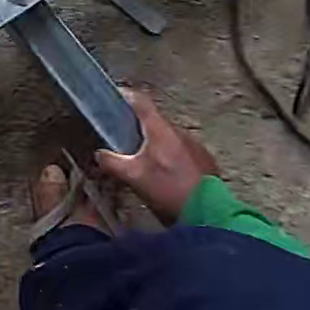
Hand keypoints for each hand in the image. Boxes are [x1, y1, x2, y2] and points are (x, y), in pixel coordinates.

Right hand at [94, 87, 216, 224]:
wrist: (210, 213)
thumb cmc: (169, 190)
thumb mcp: (132, 177)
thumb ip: (111, 162)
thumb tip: (99, 154)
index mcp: (160, 130)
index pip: (141, 102)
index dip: (126, 96)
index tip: (115, 96)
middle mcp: (180, 132)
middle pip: (154, 120)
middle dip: (138, 125)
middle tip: (123, 135)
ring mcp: (195, 146)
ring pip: (169, 137)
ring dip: (155, 142)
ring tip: (143, 158)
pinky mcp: (206, 161)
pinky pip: (182, 151)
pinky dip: (170, 155)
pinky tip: (165, 172)